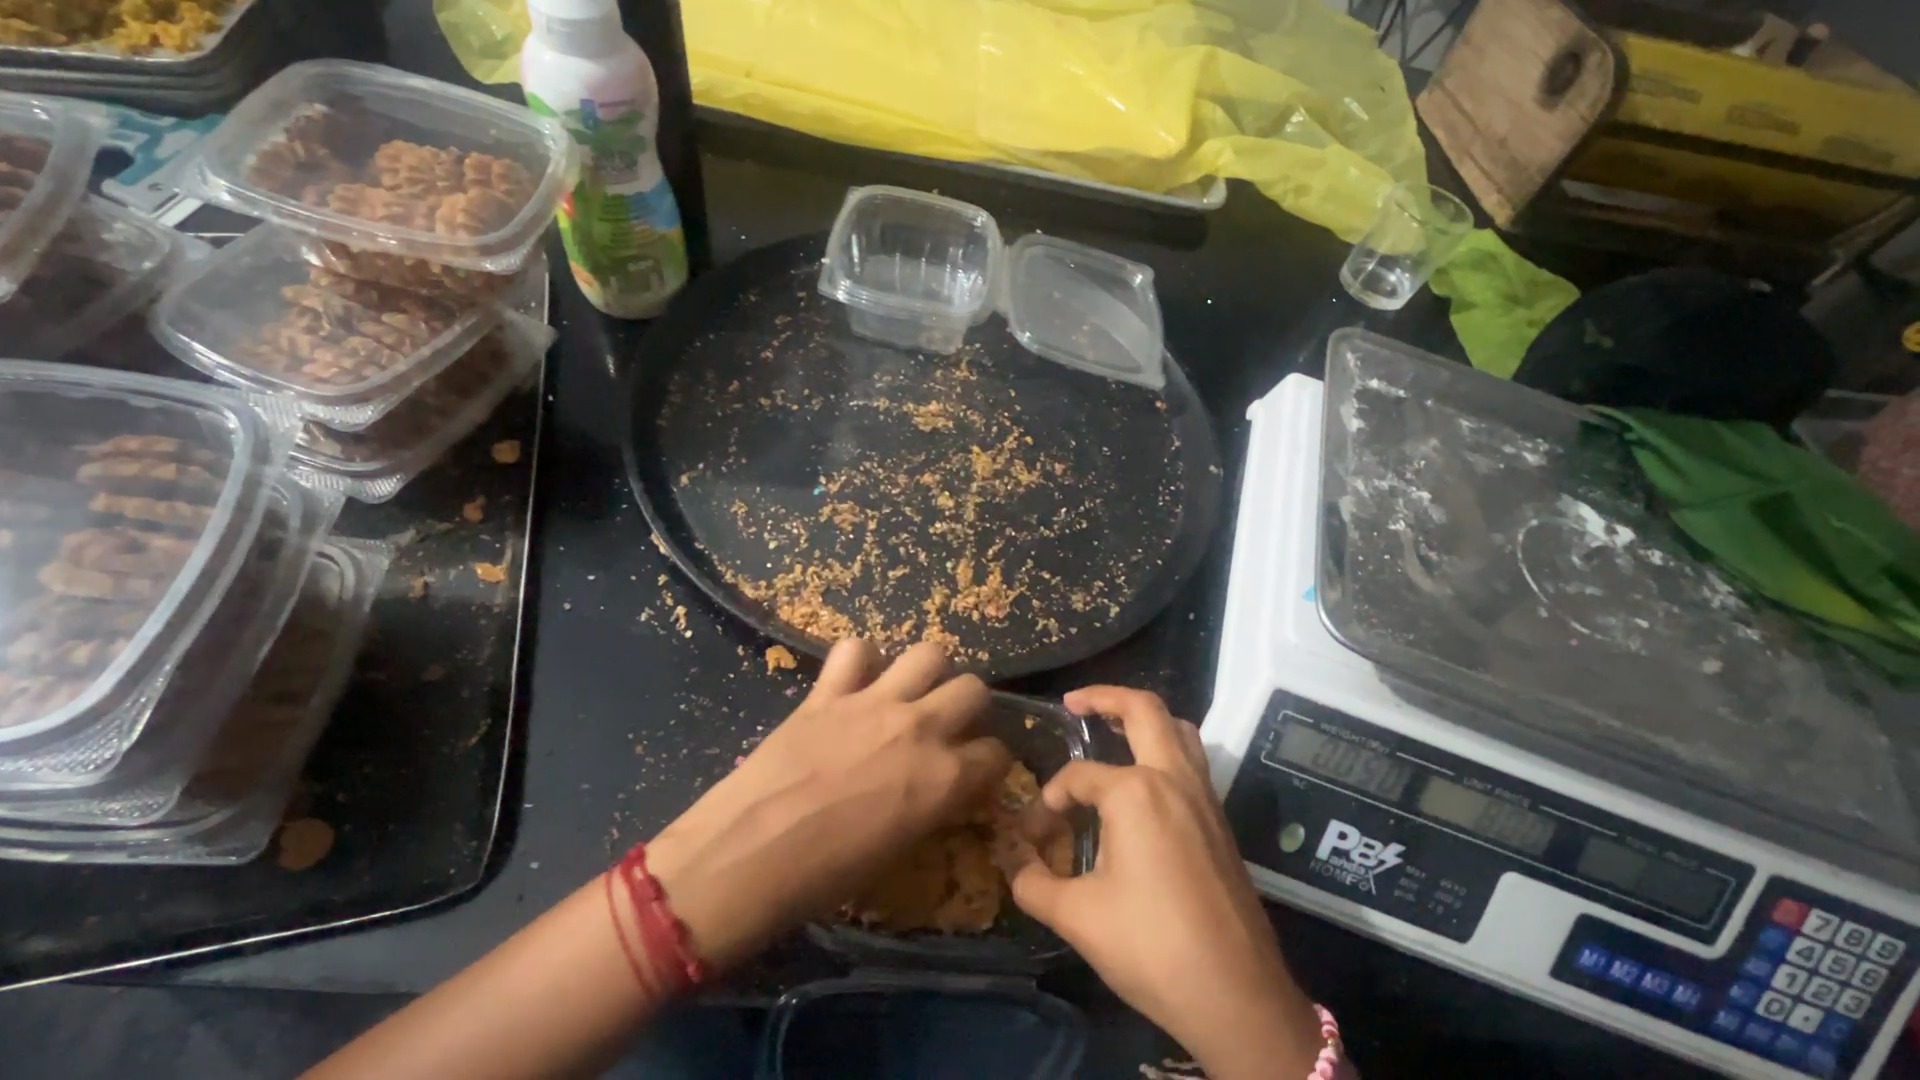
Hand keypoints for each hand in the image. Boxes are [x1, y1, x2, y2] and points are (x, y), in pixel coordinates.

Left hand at [646, 640, 1006, 969]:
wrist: (753, 854)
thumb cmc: (827, 876)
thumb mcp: (899, 849)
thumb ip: (930, 808)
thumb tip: (938, 794)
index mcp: (946, 777)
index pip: (997, 753)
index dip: (987, 764)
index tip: (973, 774)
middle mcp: (921, 729)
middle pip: (973, 689)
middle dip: (968, 707)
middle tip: (946, 727)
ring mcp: (873, 702)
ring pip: (928, 654)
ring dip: (925, 673)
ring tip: (908, 694)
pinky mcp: (828, 692)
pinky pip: (855, 650)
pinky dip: (859, 661)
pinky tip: (852, 683)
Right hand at [1000, 687, 1323, 1079]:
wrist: (1237, 994)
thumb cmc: (1151, 947)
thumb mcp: (1077, 916)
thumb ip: (1033, 882)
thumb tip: (1012, 862)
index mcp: (1135, 791)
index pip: (1077, 777)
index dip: (1047, 801)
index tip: (1033, 837)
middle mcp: (1174, 779)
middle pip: (1144, 711)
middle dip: (1106, 697)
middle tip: (1074, 702)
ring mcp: (1205, 797)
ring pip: (1180, 731)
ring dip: (1145, 720)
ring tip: (1113, 728)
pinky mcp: (1221, 822)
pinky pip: (1193, 763)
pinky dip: (1166, 751)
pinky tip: (1143, 784)